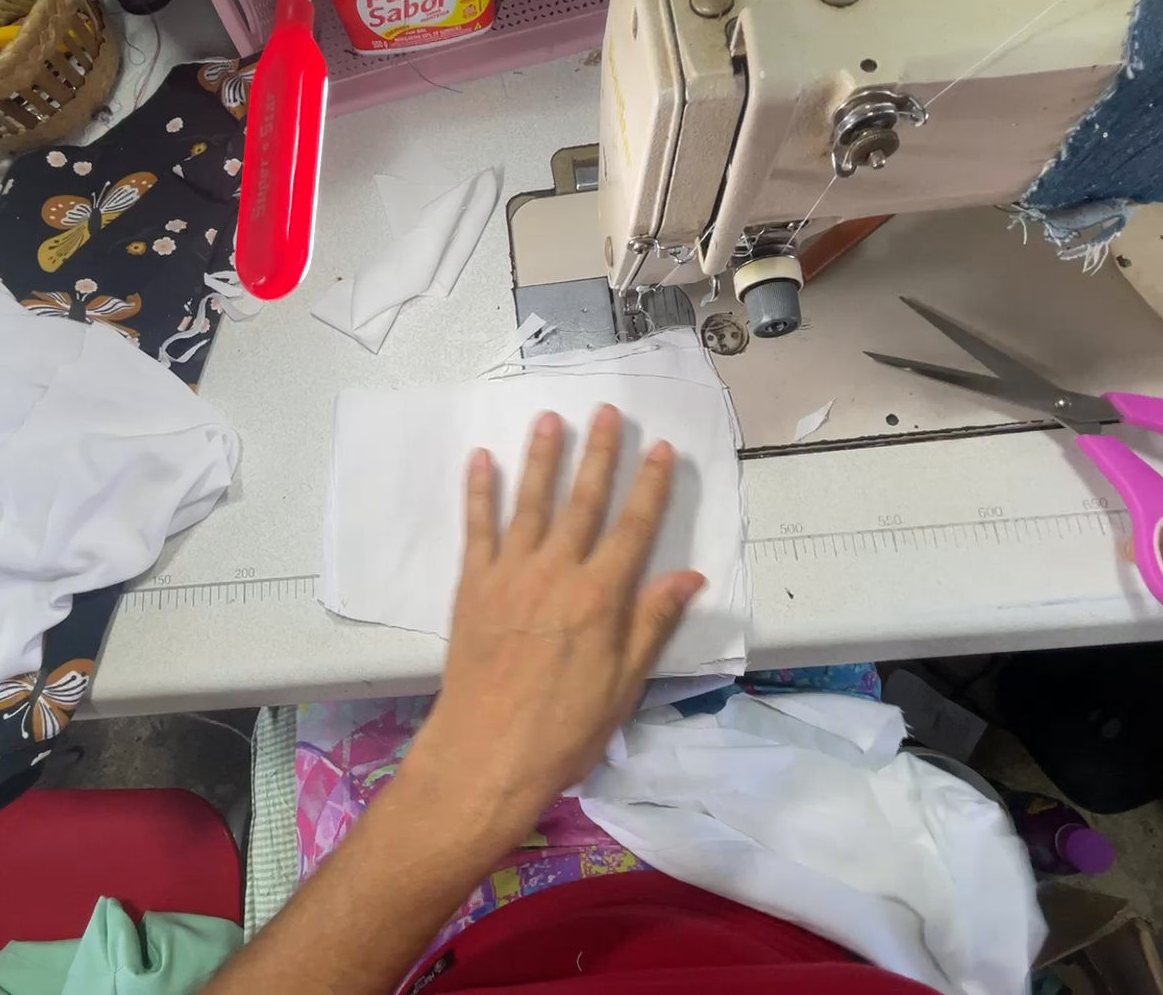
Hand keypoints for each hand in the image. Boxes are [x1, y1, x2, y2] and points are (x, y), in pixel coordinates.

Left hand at [397, 405, 705, 847]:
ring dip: (541, 458)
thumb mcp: (624, 684)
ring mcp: (509, 573)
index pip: (634, 528)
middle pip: (583, 502)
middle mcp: (556, 571)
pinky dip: (478, 492)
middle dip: (598, 454)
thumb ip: (652, 623)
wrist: (487, 751)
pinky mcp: (473, 583)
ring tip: (550, 419)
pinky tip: (480, 459)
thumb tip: (689, 575)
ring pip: (530, 503)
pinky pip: (476, 527)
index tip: (659, 448)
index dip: (650, 485)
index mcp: (599, 596)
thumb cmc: (564, 727)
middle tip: (607, 412)